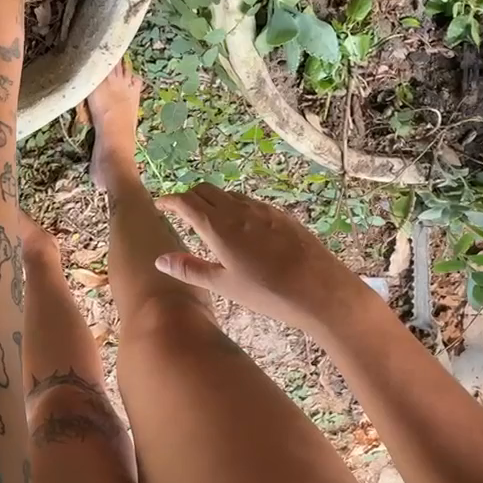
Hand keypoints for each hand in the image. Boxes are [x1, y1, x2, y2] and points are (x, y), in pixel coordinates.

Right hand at [154, 184, 370, 328]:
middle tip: (182, 212)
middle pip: (205, 190)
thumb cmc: (268, 293)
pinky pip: (250, 202)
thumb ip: (190, 269)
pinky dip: (236, 207)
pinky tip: (243, 229)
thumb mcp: (224, 285)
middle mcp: (238, 209)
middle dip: (189, 197)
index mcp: (218, 226)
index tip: (160, 205)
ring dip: (213, 200)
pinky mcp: (281, 215)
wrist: (322, 290)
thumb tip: (160, 259)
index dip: (169, 200)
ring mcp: (262, 209)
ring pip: (229, 194)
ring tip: (211, 221)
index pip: (185, 201)